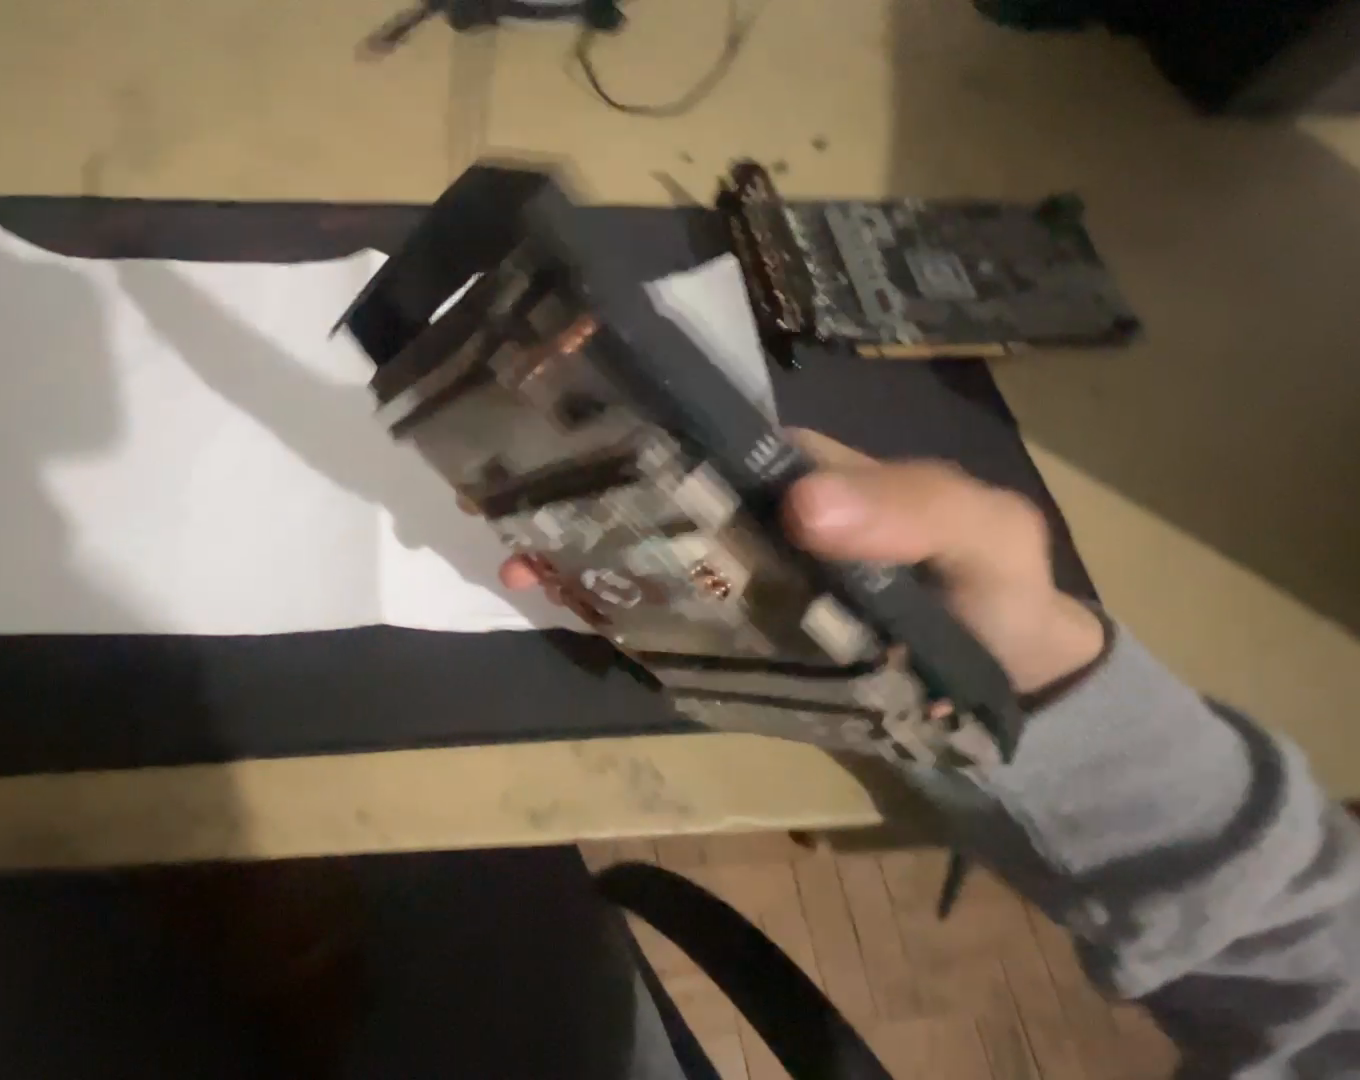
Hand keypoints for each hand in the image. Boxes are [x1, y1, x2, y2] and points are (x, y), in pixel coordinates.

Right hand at [500, 430, 1104, 694]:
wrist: (996, 688)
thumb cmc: (991, 587)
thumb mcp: (980, 531)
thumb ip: (915, 508)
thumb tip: (802, 504)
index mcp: (780, 468)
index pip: (692, 437)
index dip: (620, 437)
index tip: (550, 441)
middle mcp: (737, 511)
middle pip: (642, 493)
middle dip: (568, 494)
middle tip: (498, 503)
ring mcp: (720, 574)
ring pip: (630, 550)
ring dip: (566, 550)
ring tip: (513, 563)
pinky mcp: (714, 630)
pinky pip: (647, 610)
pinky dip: (596, 605)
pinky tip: (551, 603)